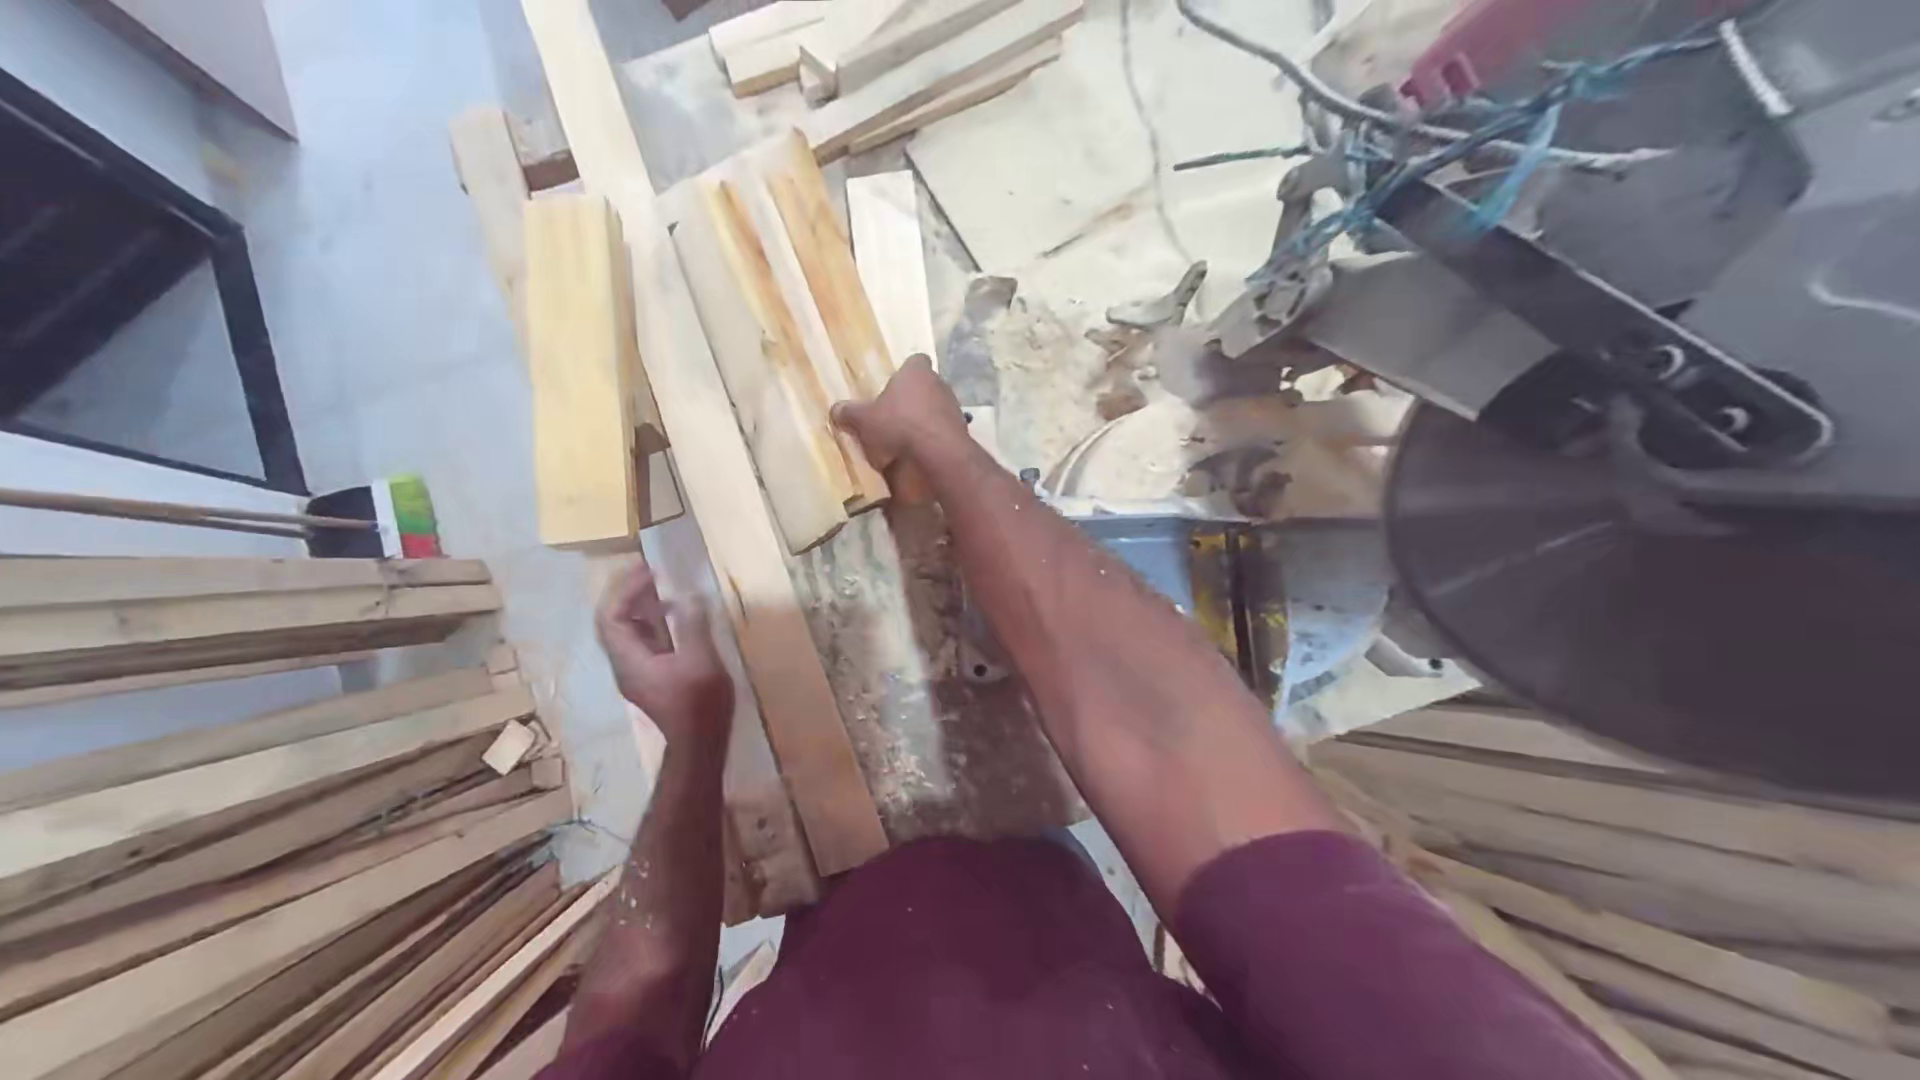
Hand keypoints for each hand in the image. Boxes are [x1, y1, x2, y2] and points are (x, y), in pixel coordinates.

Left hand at [595, 563, 733, 745]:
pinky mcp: (652, 676)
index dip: (626, 590)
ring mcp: (638, 672)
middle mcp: (626, 665)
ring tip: (662, 586)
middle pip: (613, 622)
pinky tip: (674, 615)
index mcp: (630, 660)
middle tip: (649, 571)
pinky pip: (643, 640)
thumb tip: (689, 595)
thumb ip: (693, 626)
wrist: (700, 744)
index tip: (649, 571)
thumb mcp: (702, 661)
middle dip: (627, 593)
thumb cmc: (700, 704)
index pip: (611, 617)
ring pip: (628, 631)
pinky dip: (653, 621)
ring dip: (640, 605)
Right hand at [831, 355, 968, 469]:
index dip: (906, 371)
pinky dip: (932, 440)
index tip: (895, 383)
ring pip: (937, 409)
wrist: (938, 456)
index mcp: (917, 372)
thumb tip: (835, 409)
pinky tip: (919, 453)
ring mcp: (954, 409)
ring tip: (905, 438)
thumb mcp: (864, 421)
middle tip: (894, 414)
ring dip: (924, 420)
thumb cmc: (898, 425)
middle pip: (927, 386)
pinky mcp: (961, 433)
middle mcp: (940, 385)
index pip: (916, 361)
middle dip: (913, 398)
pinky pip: (943, 432)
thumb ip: (850, 413)